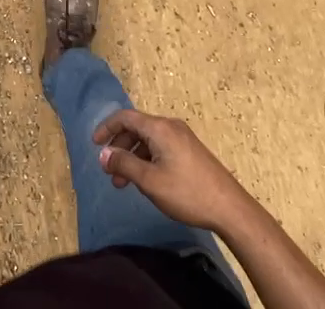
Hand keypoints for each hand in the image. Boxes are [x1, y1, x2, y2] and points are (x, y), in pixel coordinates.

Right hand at [94, 108, 256, 233]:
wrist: (230, 208)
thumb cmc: (187, 192)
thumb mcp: (150, 180)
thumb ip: (124, 164)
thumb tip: (104, 154)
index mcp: (159, 128)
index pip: (126, 117)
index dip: (107, 128)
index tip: (94, 144)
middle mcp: (170, 126)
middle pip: (137, 128)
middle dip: (120, 147)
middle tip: (110, 172)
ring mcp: (182, 138)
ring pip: (149, 140)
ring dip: (133, 157)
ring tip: (124, 183)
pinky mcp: (190, 151)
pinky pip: (160, 147)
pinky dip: (147, 159)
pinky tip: (146, 180)